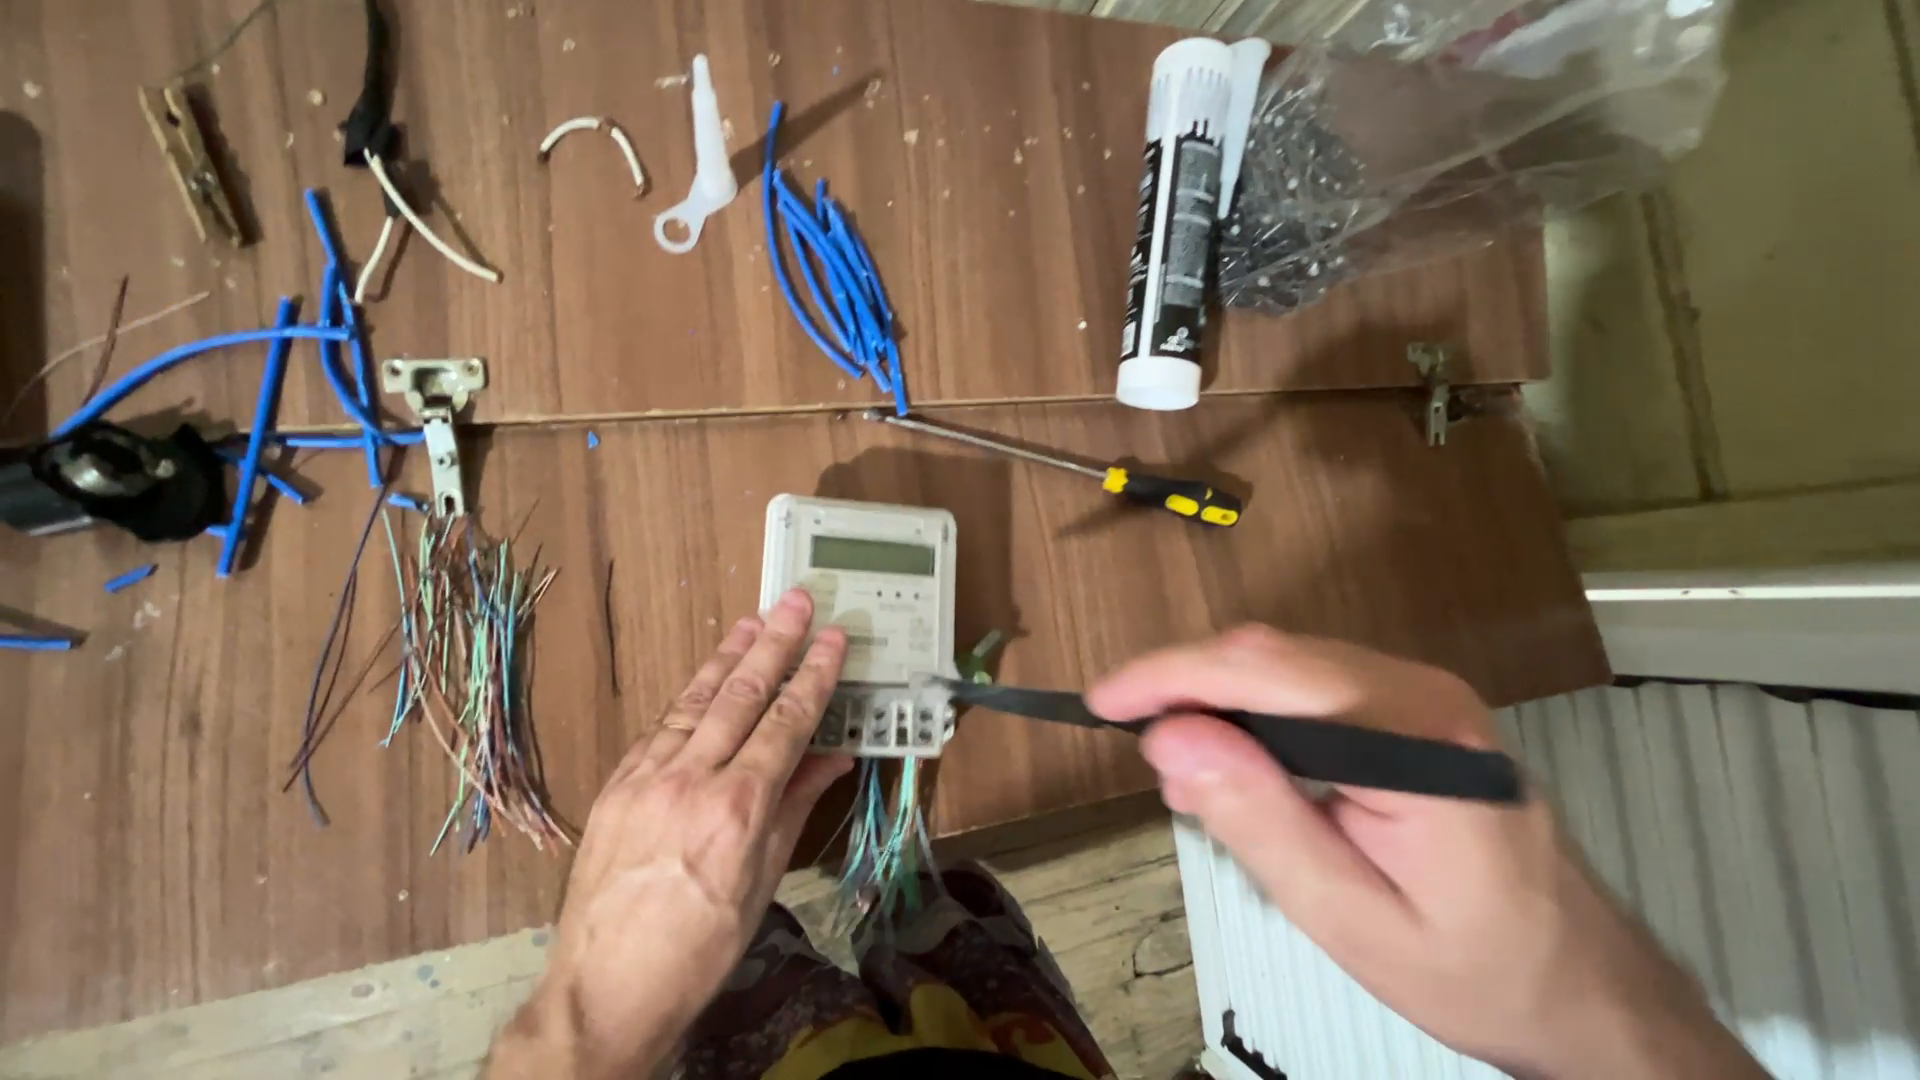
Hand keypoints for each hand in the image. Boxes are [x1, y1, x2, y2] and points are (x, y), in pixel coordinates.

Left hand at [486, 588, 851, 1079]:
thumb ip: (795, 807)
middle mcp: (689, 780)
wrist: (606, 989)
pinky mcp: (617, 785)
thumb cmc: (701, 947)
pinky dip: (690, 697)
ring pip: (696, 700)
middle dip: (774, 643)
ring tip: (753, 621)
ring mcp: (646, 778)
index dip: (813, 677)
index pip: (785, 723)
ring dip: (728, 657)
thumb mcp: (761, 881)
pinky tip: (707, 678)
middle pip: (741, 695)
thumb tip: (833, 758)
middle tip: (796, 601)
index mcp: (736, 808)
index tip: (833, 640)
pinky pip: (661, 728)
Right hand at [1087, 626, 1764, 1079]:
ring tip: (1190, 779)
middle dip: (1187, 691)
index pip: (1262, 671)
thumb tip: (1170, 736)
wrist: (1587, 989)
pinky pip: (1306, 685)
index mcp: (1412, 736)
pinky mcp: (1410, 706)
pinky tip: (1241, 769)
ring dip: (1217, 706)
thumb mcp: (1348, 915)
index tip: (1101, 701)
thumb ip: (1258, 819)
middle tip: (1150, 762)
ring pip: (1280, 664)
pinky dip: (1253, 716)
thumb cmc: (1470, 969)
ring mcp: (1418, 691)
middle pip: (1268, 656)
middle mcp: (1416, 688)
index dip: (1169, 676)